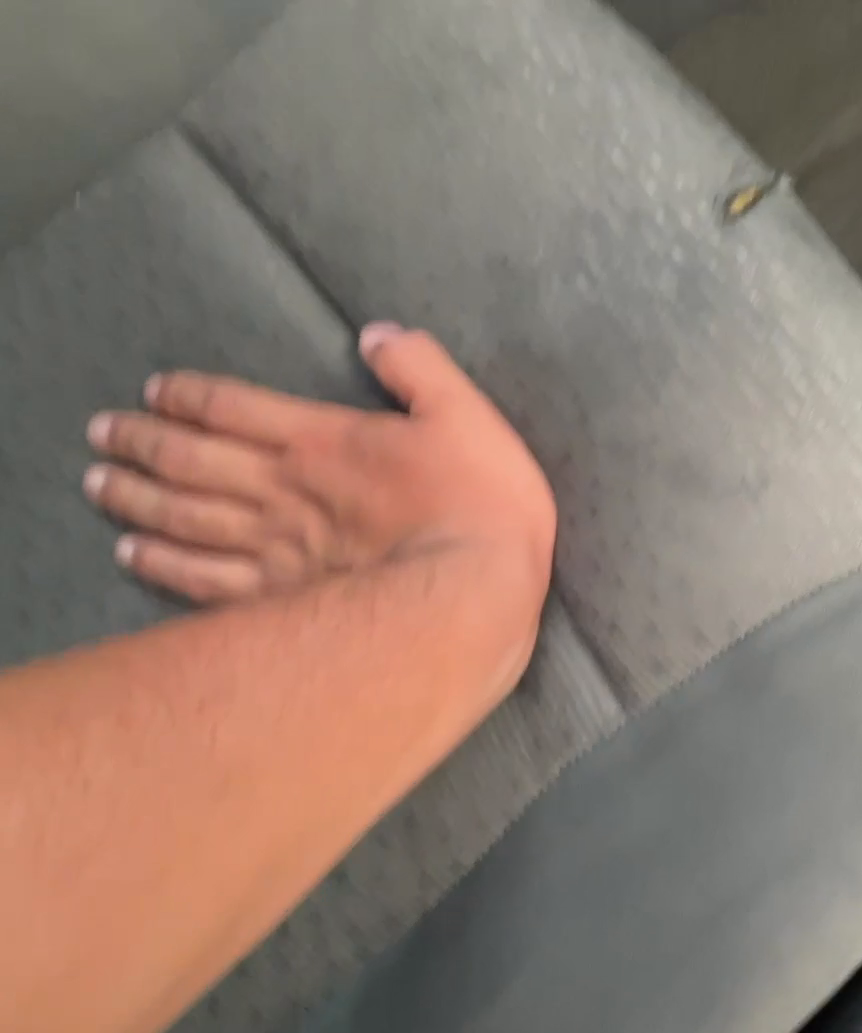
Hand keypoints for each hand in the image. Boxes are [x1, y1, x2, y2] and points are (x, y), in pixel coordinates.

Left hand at [83, 323, 555, 614]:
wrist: (475, 583)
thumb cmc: (482, 498)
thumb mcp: (469, 416)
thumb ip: (421, 369)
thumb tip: (378, 333)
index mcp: (324, 440)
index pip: (234, 407)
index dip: (190, 396)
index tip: (156, 391)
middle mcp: (282, 487)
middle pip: (191, 457)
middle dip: (144, 440)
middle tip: (105, 432)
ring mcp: (277, 544)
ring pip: (184, 514)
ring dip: (136, 496)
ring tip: (101, 483)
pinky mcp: (284, 591)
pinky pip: (203, 576)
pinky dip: (162, 562)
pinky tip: (136, 553)